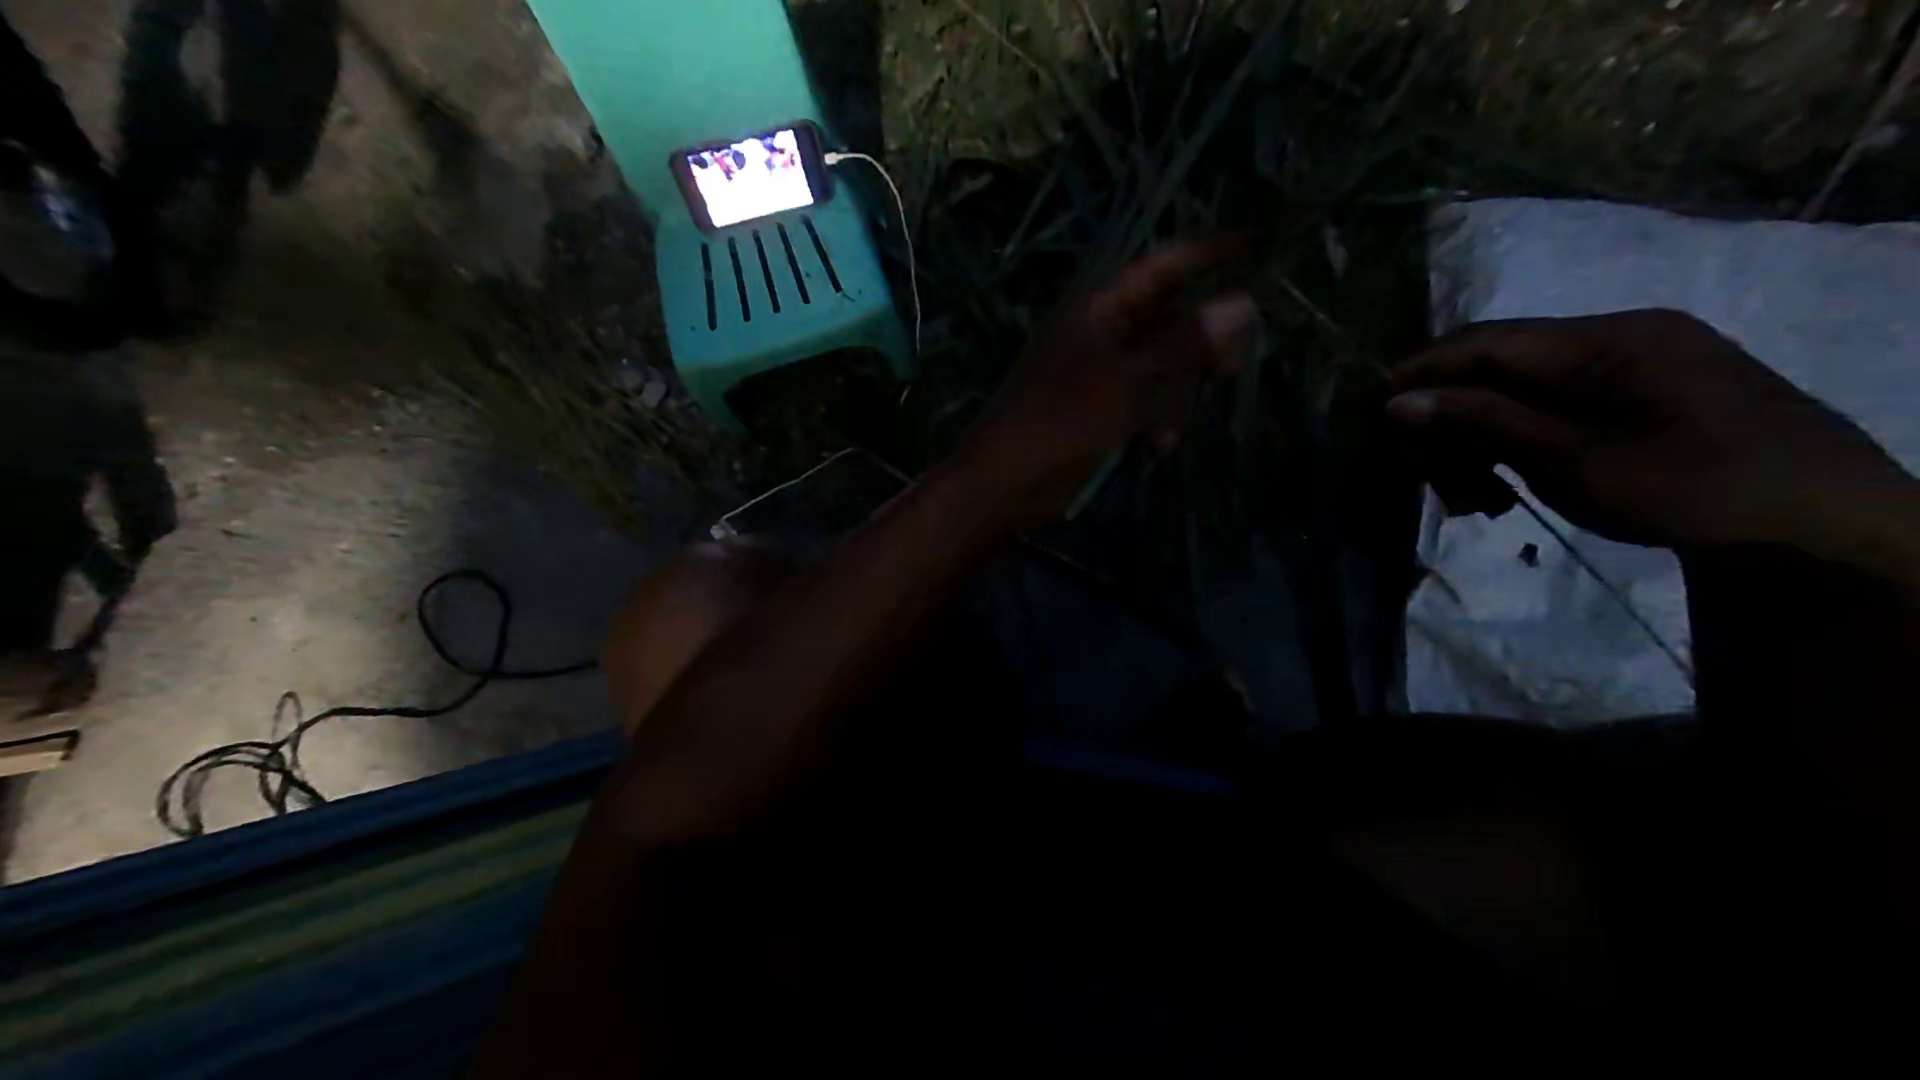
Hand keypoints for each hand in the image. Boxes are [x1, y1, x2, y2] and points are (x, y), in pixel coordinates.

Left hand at [961, 242, 1257, 518]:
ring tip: (1171, 429)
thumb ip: (1184, 345)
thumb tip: (1243, 302)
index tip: (1255, 247)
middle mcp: (1099, 333)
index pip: (1160, 267)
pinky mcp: (1098, 408)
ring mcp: (1098, 372)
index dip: (1206, 254)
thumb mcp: (1128, 383)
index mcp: (1097, 311)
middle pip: (1167, 319)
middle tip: (1229, 367)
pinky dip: (1155, 418)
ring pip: (1160, 365)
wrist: (1005, 484)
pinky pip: (1144, 400)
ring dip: (1175, 395)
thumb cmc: (1061, 426)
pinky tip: (1158, 445)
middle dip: (1199, 345)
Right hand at [1387, 309, 1918, 565]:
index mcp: (1607, 340)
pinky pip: (1549, 408)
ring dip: (1478, 442)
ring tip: (1475, 500)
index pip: (1484, 342)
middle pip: (1495, 367)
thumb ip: (1482, 422)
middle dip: (1450, 422)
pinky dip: (1513, 445)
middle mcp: (1614, 337)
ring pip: (1515, 393)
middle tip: (1432, 481)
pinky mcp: (1635, 393)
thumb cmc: (1696, 490)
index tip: (1374, 417)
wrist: (1825, 526)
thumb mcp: (1573, 460)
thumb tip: (1396, 400)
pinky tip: (1507, 488)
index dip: (1421, 374)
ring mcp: (1628, 364)